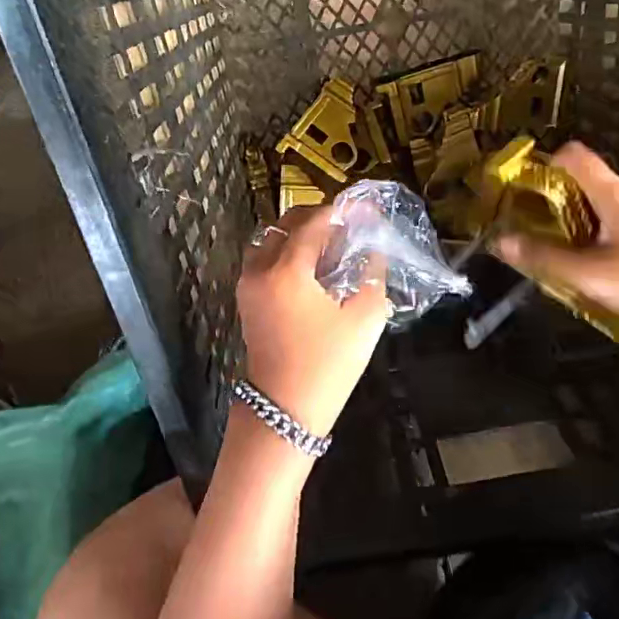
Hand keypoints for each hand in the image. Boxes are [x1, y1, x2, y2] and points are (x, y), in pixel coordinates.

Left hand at [236, 206, 391, 437]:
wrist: (284, 408)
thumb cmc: (328, 364)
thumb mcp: (364, 319)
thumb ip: (372, 276)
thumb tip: (373, 250)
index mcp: (286, 270)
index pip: (313, 225)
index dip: (339, 213)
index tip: (363, 210)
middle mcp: (260, 269)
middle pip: (285, 225)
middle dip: (315, 218)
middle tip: (345, 225)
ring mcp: (247, 284)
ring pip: (269, 239)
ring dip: (296, 234)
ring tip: (327, 244)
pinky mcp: (246, 299)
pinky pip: (262, 258)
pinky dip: (283, 251)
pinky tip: (310, 265)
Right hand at [493, 141, 618, 342]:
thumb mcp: (593, 276)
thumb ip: (545, 259)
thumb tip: (500, 242)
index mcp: (614, 193)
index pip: (573, 155)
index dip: (542, 165)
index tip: (521, 193)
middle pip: (580, 181)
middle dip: (549, 202)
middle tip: (528, 230)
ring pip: (596, 203)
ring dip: (571, 221)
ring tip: (554, 251)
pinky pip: (613, 220)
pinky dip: (593, 234)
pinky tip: (591, 265)